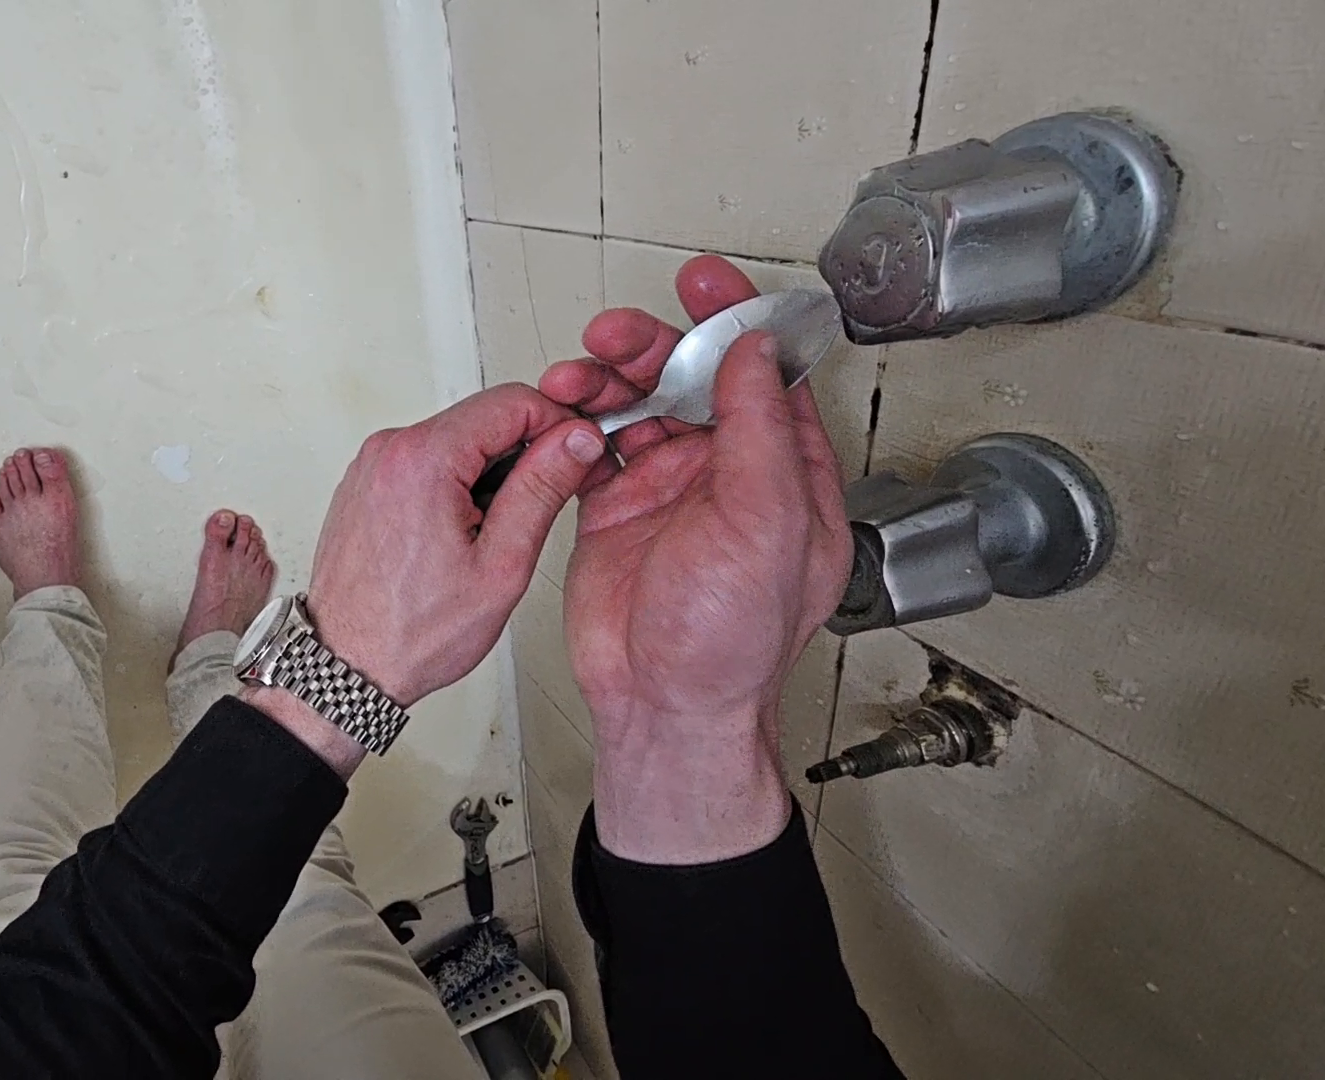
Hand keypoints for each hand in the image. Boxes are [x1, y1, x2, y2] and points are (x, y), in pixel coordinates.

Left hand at [308, 384, 606, 707]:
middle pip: (481, 417)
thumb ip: (542, 490)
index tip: (575, 454)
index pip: (511, 401)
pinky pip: (424, 461)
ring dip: (487, 472)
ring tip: (490, 532)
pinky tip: (457, 532)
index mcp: (421, 461)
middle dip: (523, 451)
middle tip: (542, 502)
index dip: (557, 424)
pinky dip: (453, 483)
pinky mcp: (365, 483)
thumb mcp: (501, 565)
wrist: (347, 664)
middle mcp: (387, 451)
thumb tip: (574, 441)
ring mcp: (371, 466)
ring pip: (454, 439)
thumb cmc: (412, 632)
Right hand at [539, 255, 851, 863]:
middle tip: (615, 335)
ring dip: (603, 384)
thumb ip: (757, 434)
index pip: (762, 373)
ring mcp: (662, 488)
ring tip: (574, 377)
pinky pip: (590, 447)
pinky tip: (560, 415)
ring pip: (633, 408)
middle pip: (687, 381)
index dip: (735, 318)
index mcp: (779, 471)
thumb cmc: (727, 639)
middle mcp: (720, 473)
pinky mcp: (611, 507)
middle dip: (650, 347)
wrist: (658, 698)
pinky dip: (572, 425)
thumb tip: (752, 356)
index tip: (704, 281)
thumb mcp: (764, 527)